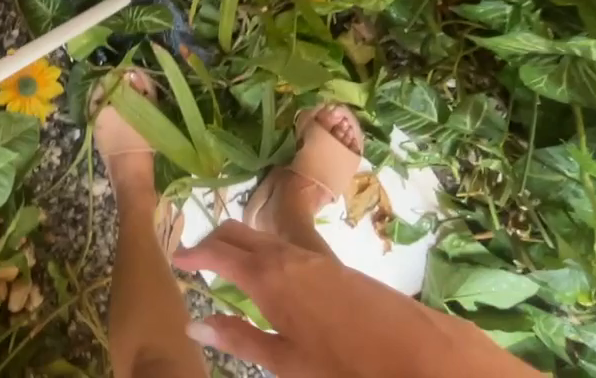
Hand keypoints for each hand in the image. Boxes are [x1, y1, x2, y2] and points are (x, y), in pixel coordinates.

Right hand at [172, 222, 534, 377]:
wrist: (421, 355)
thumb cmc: (346, 367)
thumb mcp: (286, 362)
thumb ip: (239, 338)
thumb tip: (194, 321)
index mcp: (266, 276)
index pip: (217, 252)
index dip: (192, 253)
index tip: (175, 259)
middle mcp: (284, 254)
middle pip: (236, 231)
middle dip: (212, 240)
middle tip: (195, 260)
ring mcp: (310, 255)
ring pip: (261, 235)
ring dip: (238, 243)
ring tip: (227, 267)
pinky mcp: (331, 263)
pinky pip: (283, 244)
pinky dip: (263, 251)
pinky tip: (270, 278)